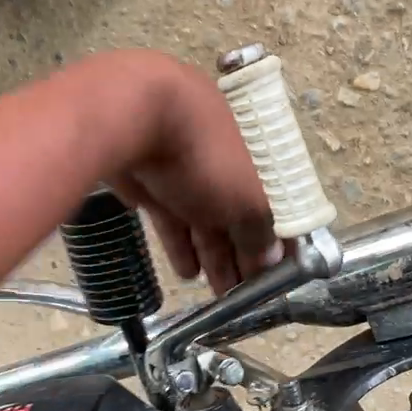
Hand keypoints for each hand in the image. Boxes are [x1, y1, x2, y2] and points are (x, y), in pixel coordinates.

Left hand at [65, 52, 278, 292]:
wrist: (133, 116)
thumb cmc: (204, 154)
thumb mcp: (247, 198)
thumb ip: (261, 230)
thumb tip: (271, 256)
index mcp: (256, 155)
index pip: (274, 203)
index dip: (277, 240)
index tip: (278, 275)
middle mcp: (224, 159)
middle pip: (238, 214)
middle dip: (245, 256)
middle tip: (247, 294)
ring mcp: (184, 170)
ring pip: (204, 219)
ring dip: (215, 256)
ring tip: (221, 291)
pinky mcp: (149, 181)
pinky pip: (172, 218)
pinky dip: (182, 245)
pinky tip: (188, 272)